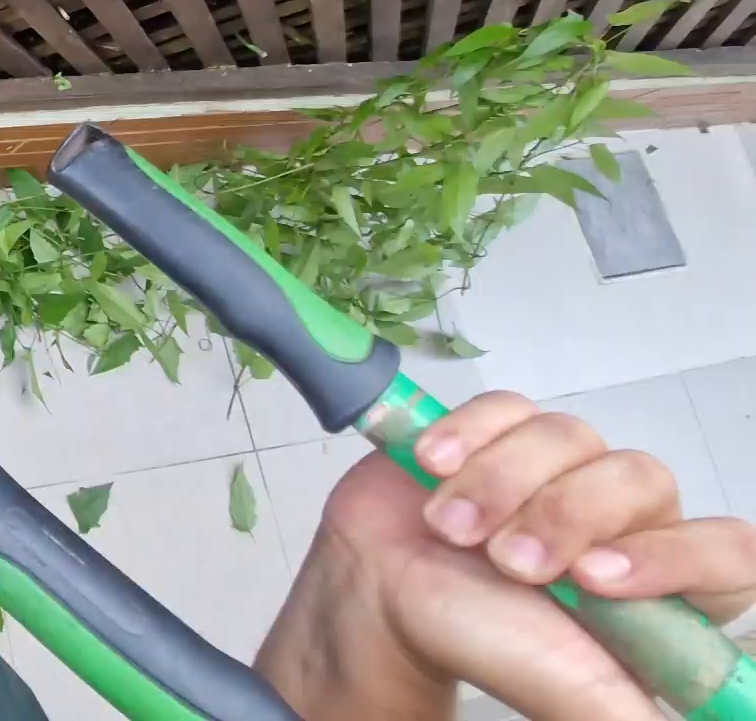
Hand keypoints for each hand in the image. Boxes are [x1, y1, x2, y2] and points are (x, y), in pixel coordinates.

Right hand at [255, 390, 755, 720]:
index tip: (591, 580)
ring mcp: (545, 466)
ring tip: (448, 525)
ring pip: (564, 435)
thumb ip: (641, 716)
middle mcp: (616, 516)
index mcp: (663, 582)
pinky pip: (500, 405)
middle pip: (638, 478)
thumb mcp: (579, 697)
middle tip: (503, 561)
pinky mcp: (482, 431)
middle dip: (560, 515)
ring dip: (497, 480)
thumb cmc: (473, 639)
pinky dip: (464, 432)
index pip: (730, 550)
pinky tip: (431, 463)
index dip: (671, 554)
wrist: (375, 588)